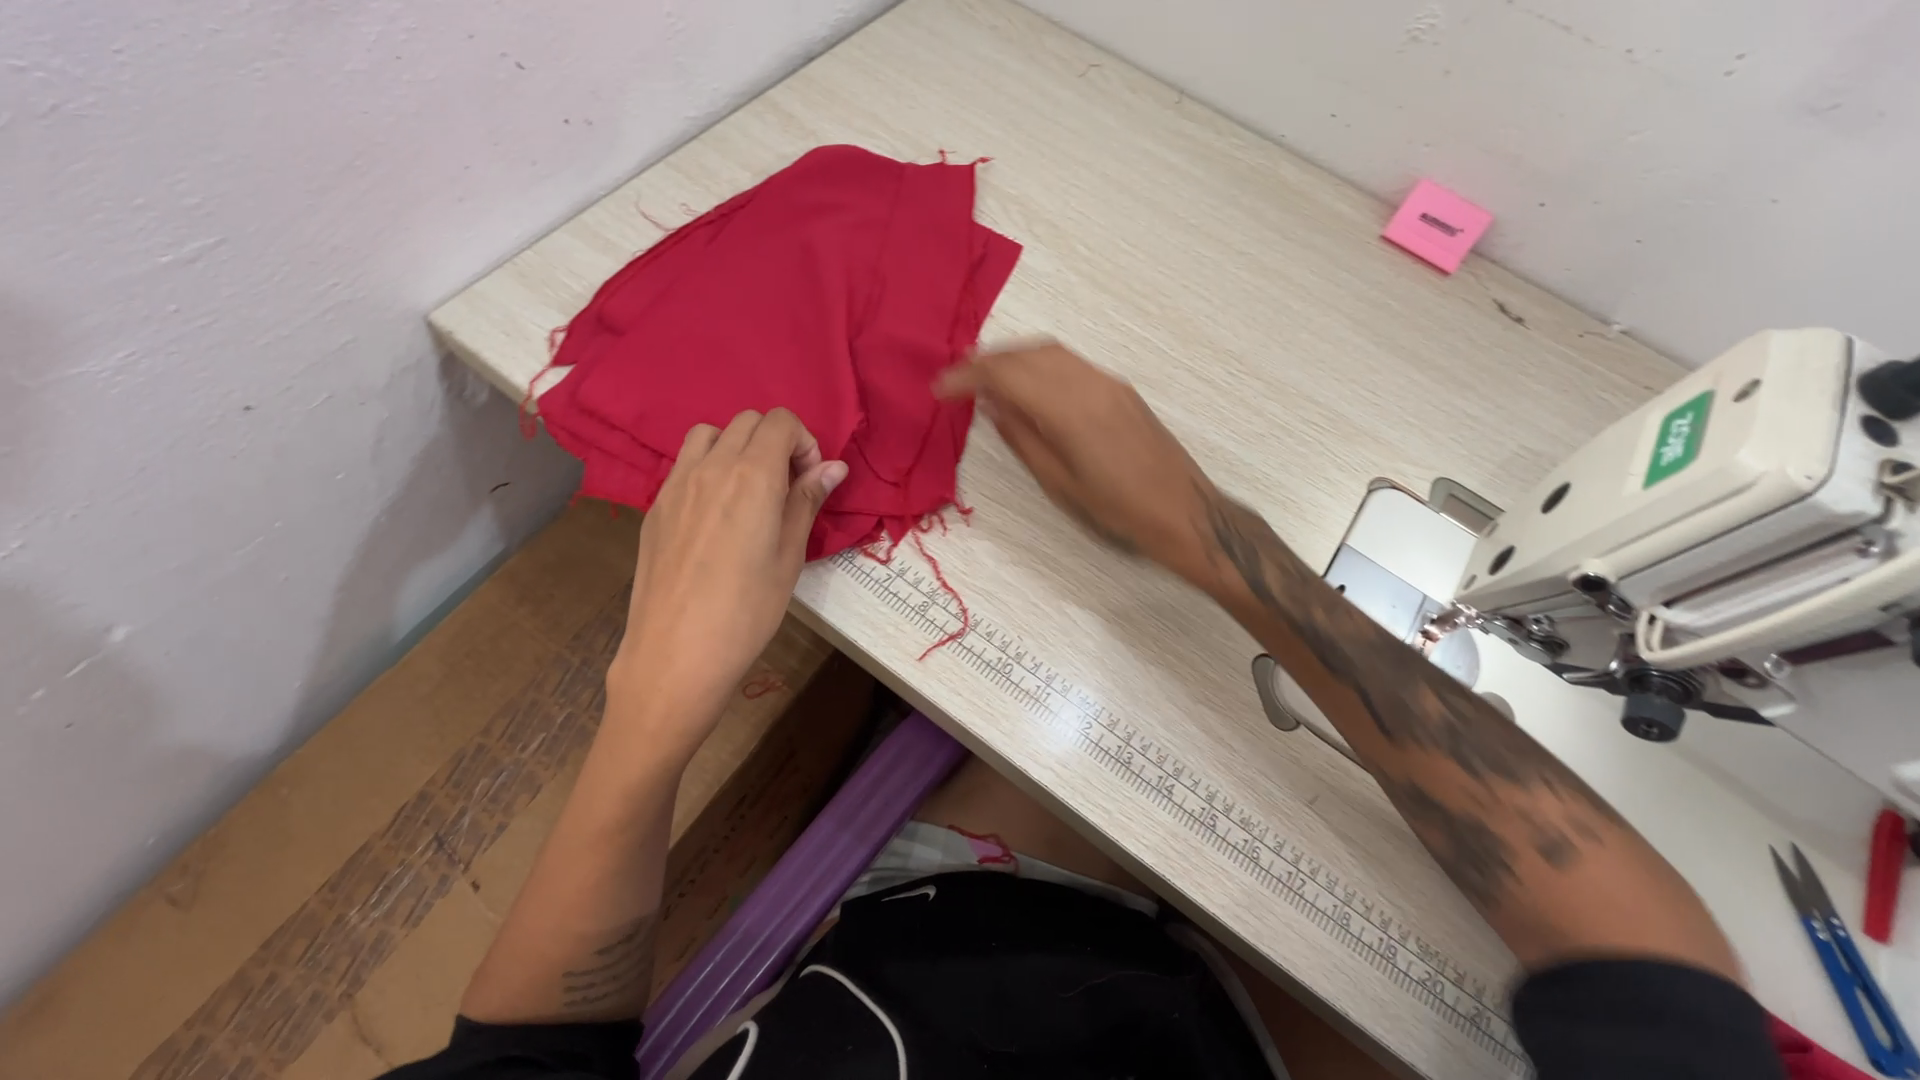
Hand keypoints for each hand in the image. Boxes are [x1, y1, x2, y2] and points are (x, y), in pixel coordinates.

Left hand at [608, 409, 845, 737]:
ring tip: (748, 492)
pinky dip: (708, 469)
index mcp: (752, 475)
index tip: (809, 480)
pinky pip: (685, 466)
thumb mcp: (789, 556)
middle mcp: (711, 467)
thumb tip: (833, 467)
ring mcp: (676, 484)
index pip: (780, 421)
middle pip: (747, 421)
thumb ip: (806, 502)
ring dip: (736, 448)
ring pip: (709, 435)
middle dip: (774, 442)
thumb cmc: (747, 610)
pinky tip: (716, 516)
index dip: (803, 442)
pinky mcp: (655, 506)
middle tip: (786, 487)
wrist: (676, 652)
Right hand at [934, 342, 1217, 583]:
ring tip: (986, 382)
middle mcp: (1089, 383)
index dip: (966, 376)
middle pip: (1026, 354)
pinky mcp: (1120, 390)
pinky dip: (1039, 366)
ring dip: (1013, 359)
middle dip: (986, 361)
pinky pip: (1069, 364)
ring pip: (1049, 353)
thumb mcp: (1059, 484)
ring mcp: (1108, 383)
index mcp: (1069, 409)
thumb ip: (1022, 438)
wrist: (1181, 511)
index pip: (1005, 374)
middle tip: (957, 381)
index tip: (939, 389)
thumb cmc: (1118, 510)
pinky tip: (1027, 388)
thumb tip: (993, 404)